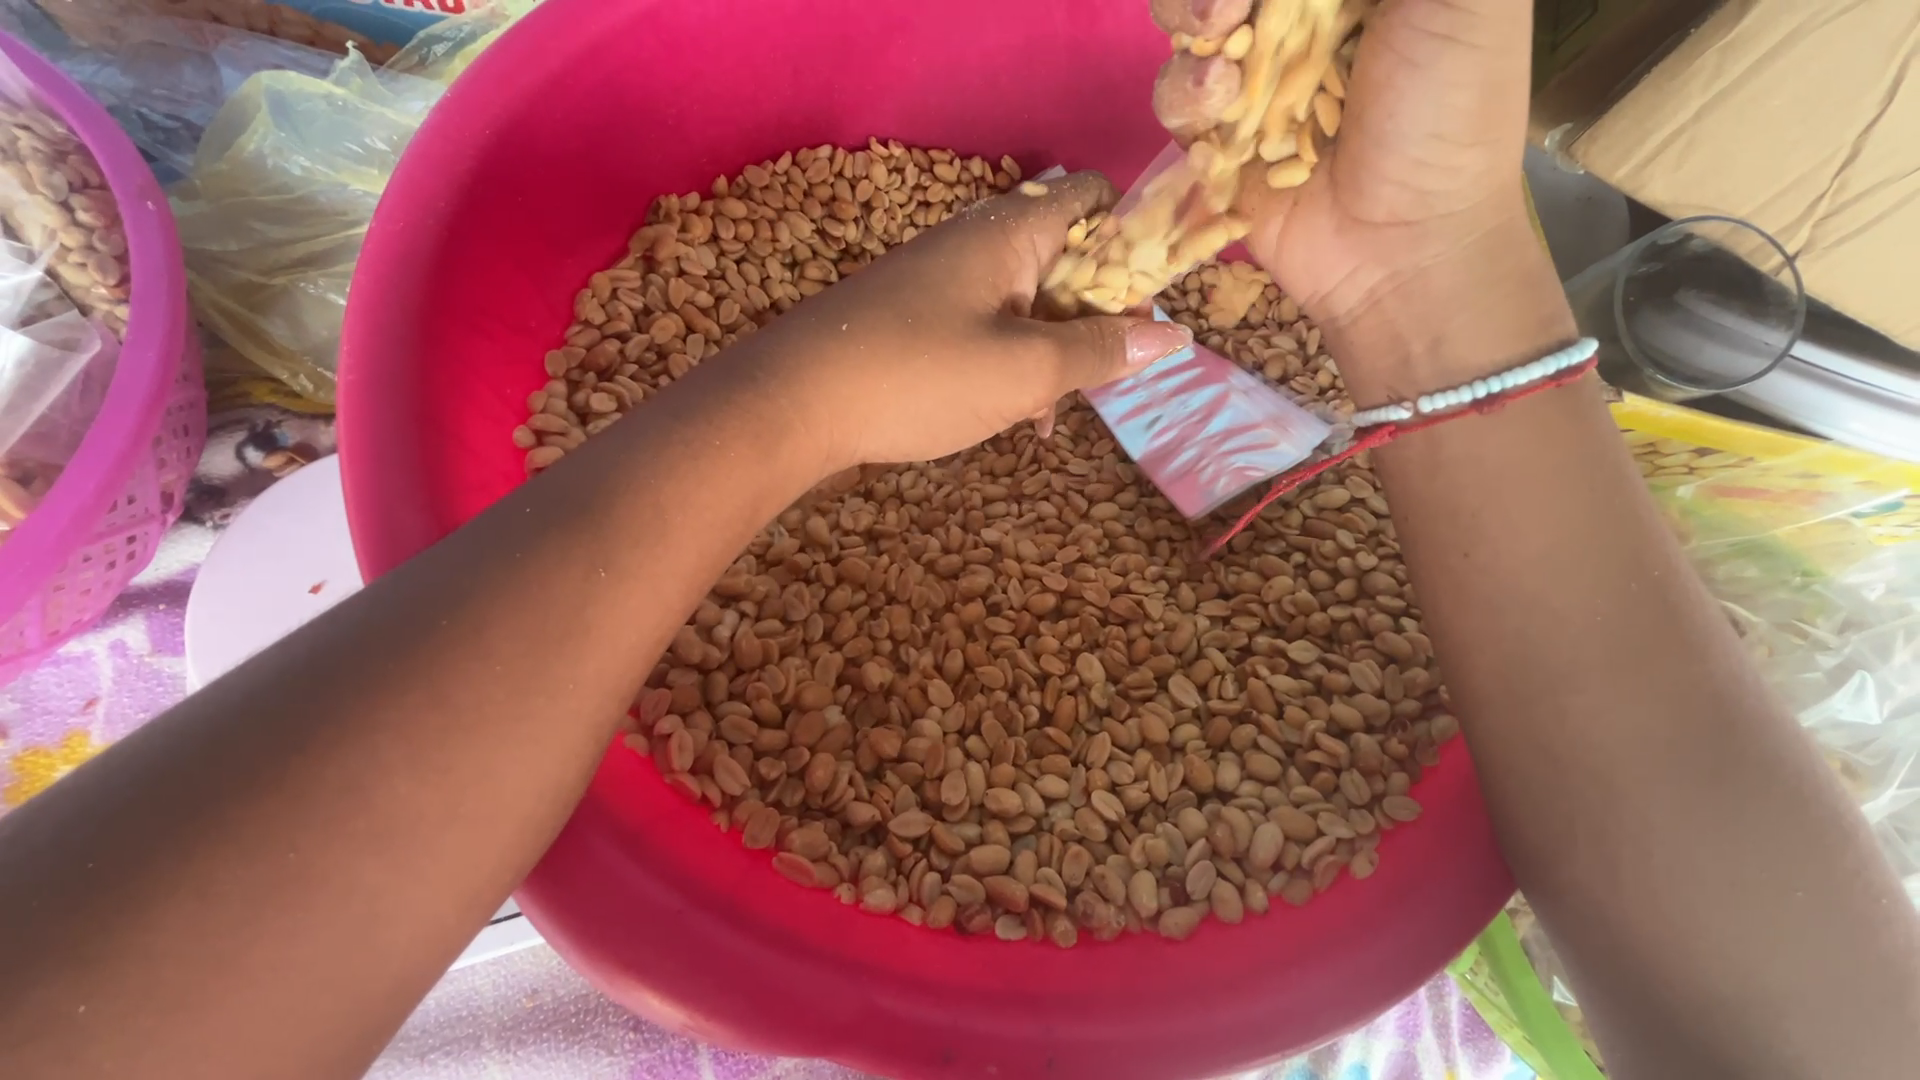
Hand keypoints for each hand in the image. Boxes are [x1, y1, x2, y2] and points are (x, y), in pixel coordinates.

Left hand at [738, 171, 1193, 472]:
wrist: (794, 404)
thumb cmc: (919, 377)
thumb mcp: (1025, 371)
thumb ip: (1100, 350)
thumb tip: (1172, 334)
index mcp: (1011, 232)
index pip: (1092, 200)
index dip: (1133, 243)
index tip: (1148, 306)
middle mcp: (977, 243)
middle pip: (1065, 259)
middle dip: (1093, 317)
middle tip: (1101, 376)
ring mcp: (943, 282)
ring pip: (1027, 306)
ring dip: (1051, 355)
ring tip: (1049, 415)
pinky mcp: (918, 321)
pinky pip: (987, 331)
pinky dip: (1010, 367)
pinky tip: (1014, 420)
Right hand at [1152, 0, 1552, 387]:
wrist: (1400, 248)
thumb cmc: (1447, 117)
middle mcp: (1299, 22)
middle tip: (1226, 8)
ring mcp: (1253, 80)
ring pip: (1188, 22)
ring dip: (1191, 25)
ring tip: (1224, 65)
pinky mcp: (1217, 141)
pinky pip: (1177, 95)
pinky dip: (1187, 96)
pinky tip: (1217, 111)